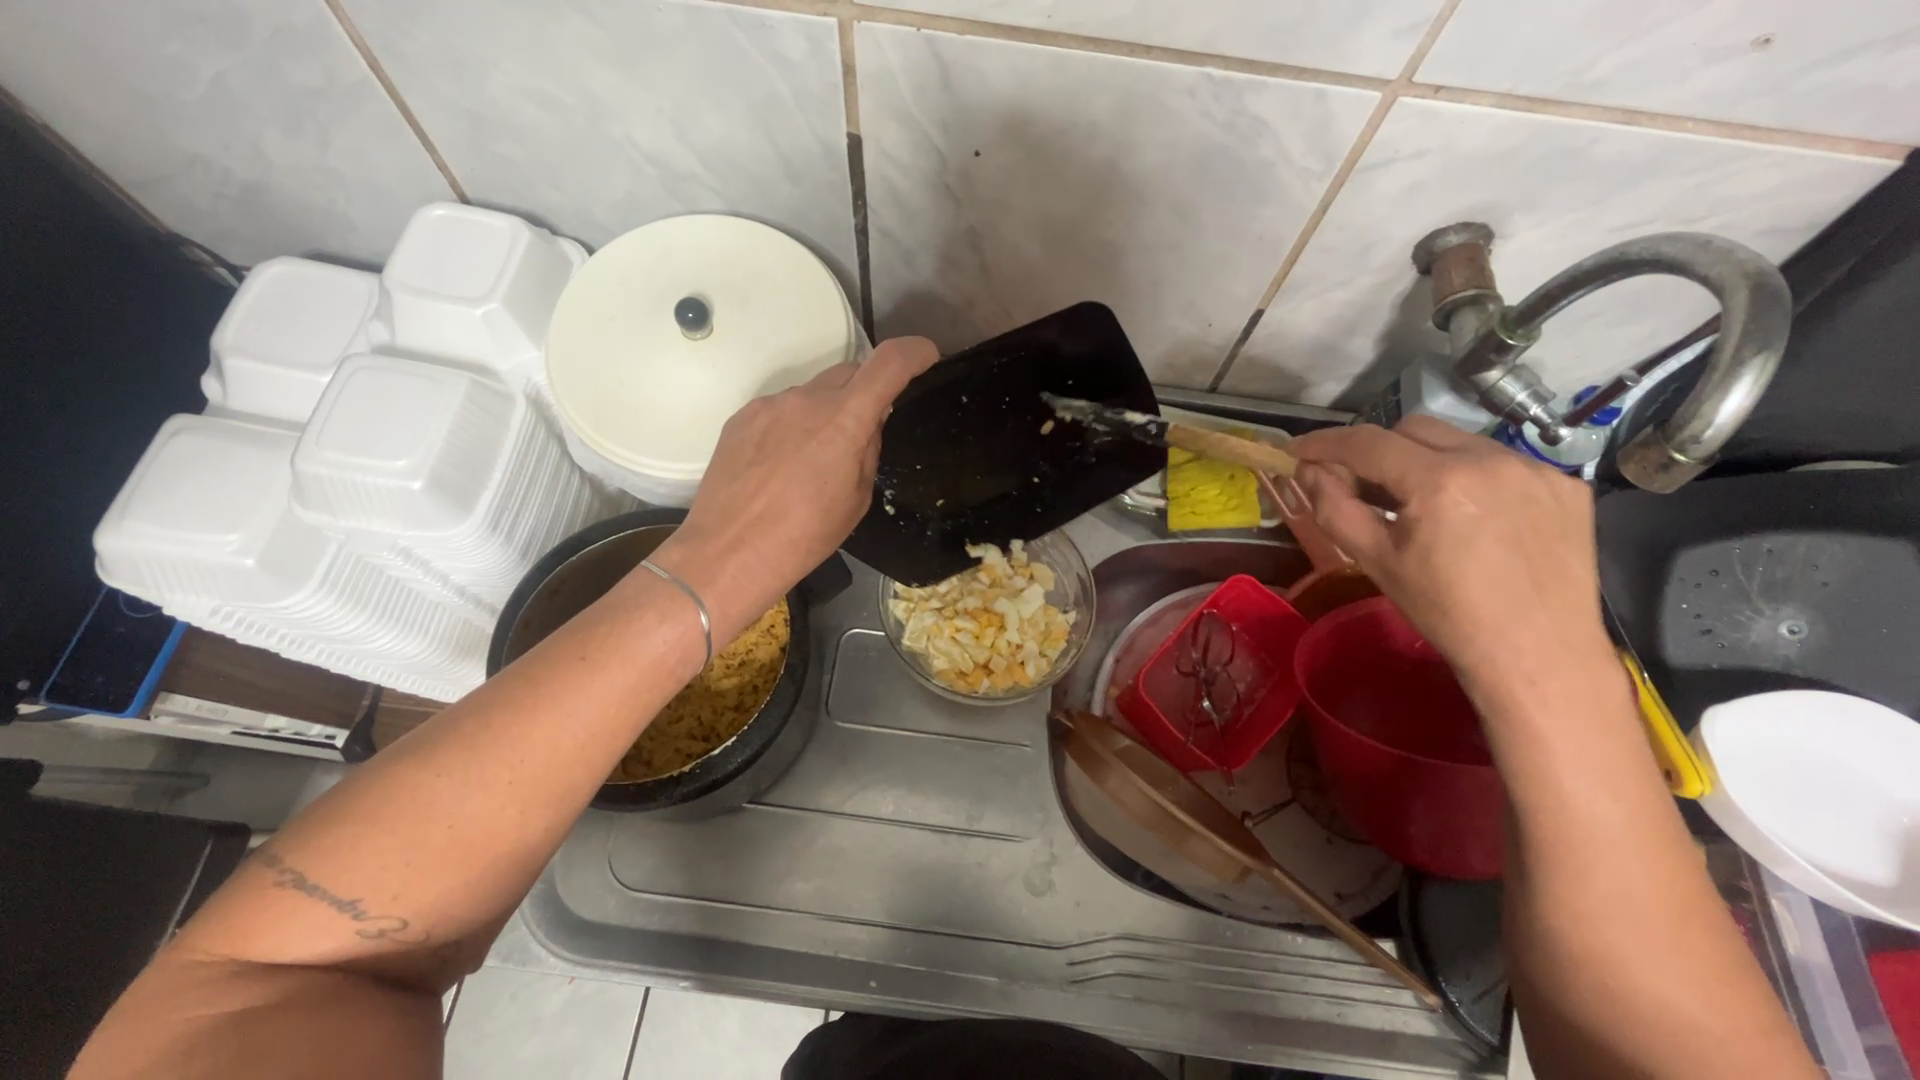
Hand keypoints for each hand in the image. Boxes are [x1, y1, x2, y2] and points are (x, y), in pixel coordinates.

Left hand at [649, 337, 938, 639]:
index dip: (914, 352)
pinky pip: (780, 410)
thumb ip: (868, 450)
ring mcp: (768, 406)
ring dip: (825, 414)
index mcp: (843, 420)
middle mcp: (805, 400)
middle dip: (865, 393)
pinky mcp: (741, 418)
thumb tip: (867, 424)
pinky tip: (782, 466)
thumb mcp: (856, 500)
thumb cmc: (803, 536)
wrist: (728, 553)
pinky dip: (793, 426)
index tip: (926, 356)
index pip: (889, 364)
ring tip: (814, 462)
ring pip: (812, 394)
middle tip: (864, 433)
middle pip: (849, 373)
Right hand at [1290, 417, 1615, 710]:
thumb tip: (1310, 471)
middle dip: (1379, 449)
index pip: (1367, 442)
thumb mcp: (1376, 562)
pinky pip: (1504, 464)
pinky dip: (1476, 480)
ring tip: (1424, 505)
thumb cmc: (1447, 613)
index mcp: (1439, 481)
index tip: (1298, 451)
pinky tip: (1476, 519)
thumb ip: (1335, 508)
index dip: (1325, 442)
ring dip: (1429, 461)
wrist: (1537, 654)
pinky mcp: (1566, 485)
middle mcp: (1490, 459)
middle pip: (1414, 428)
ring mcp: (1535, 468)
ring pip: (1461, 442)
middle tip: (1364, 485)